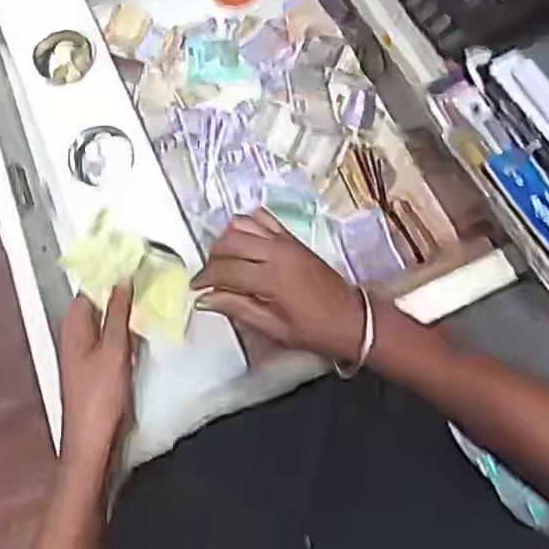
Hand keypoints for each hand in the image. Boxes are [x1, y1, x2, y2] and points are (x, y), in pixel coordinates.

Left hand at [57, 281, 133, 465]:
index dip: (111, 272)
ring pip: (109, 320)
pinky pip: (114, 338)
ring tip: (151, 295)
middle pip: (100, 301)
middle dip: (121, 289)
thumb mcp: (114, 349)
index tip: (133, 259)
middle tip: (148, 275)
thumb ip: (118, 312)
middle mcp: (77, 334)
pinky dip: (128, 330)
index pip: (92, 286)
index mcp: (74, 324)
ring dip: (127, 310)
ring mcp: (87, 351)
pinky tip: (144, 328)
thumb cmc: (100, 398)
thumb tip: (122, 279)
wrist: (94, 446)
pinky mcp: (99, 367)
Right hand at [192, 209, 365, 362]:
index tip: (196, 288)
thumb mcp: (274, 328)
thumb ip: (237, 309)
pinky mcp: (291, 237)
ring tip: (225, 260)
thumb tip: (205, 300)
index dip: (205, 278)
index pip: (225, 271)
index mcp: (270, 279)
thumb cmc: (315, 329)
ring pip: (240, 226)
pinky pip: (261, 218)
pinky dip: (246, 224)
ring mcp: (283, 241)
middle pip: (228, 244)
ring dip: (226, 240)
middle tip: (210, 278)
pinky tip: (243, 240)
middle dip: (212, 259)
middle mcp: (275, 252)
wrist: (352, 318)